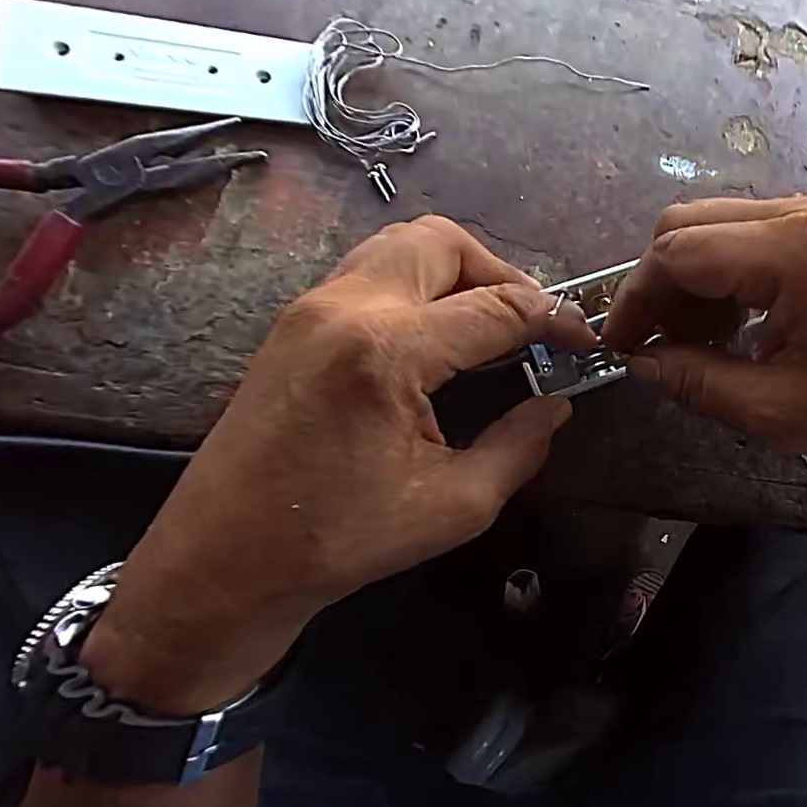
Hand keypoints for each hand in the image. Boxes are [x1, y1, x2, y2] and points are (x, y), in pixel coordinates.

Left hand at [84, 215, 596, 712]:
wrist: (221, 563)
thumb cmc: (342, 539)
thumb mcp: (458, 504)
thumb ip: (521, 445)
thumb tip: (557, 405)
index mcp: (388, 351)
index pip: (497, 307)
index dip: (555, 320)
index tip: (585, 340)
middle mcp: (346, 307)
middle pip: (444, 242)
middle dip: (504, 274)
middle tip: (533, 324)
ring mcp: (312, 308)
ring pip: (403, 245)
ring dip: (460, 272)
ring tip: (493, 324)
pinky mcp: (296, 324)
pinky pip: (374, 271)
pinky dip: (423, 284)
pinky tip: (443, 336)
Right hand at [602, 196, 806, 495]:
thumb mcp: (776, 411)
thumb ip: (696, 381)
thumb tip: (641, 361)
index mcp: (795, 251)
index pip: (677, 252)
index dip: (635, 299)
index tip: (618, 344)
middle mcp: (802, 215)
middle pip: (687, 226)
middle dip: (657, 287)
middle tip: (656, 346)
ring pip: (714, 229)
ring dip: (689, 284)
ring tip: (694, 344)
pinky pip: (747, 239)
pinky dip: (722, 278)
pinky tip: (731, 326)